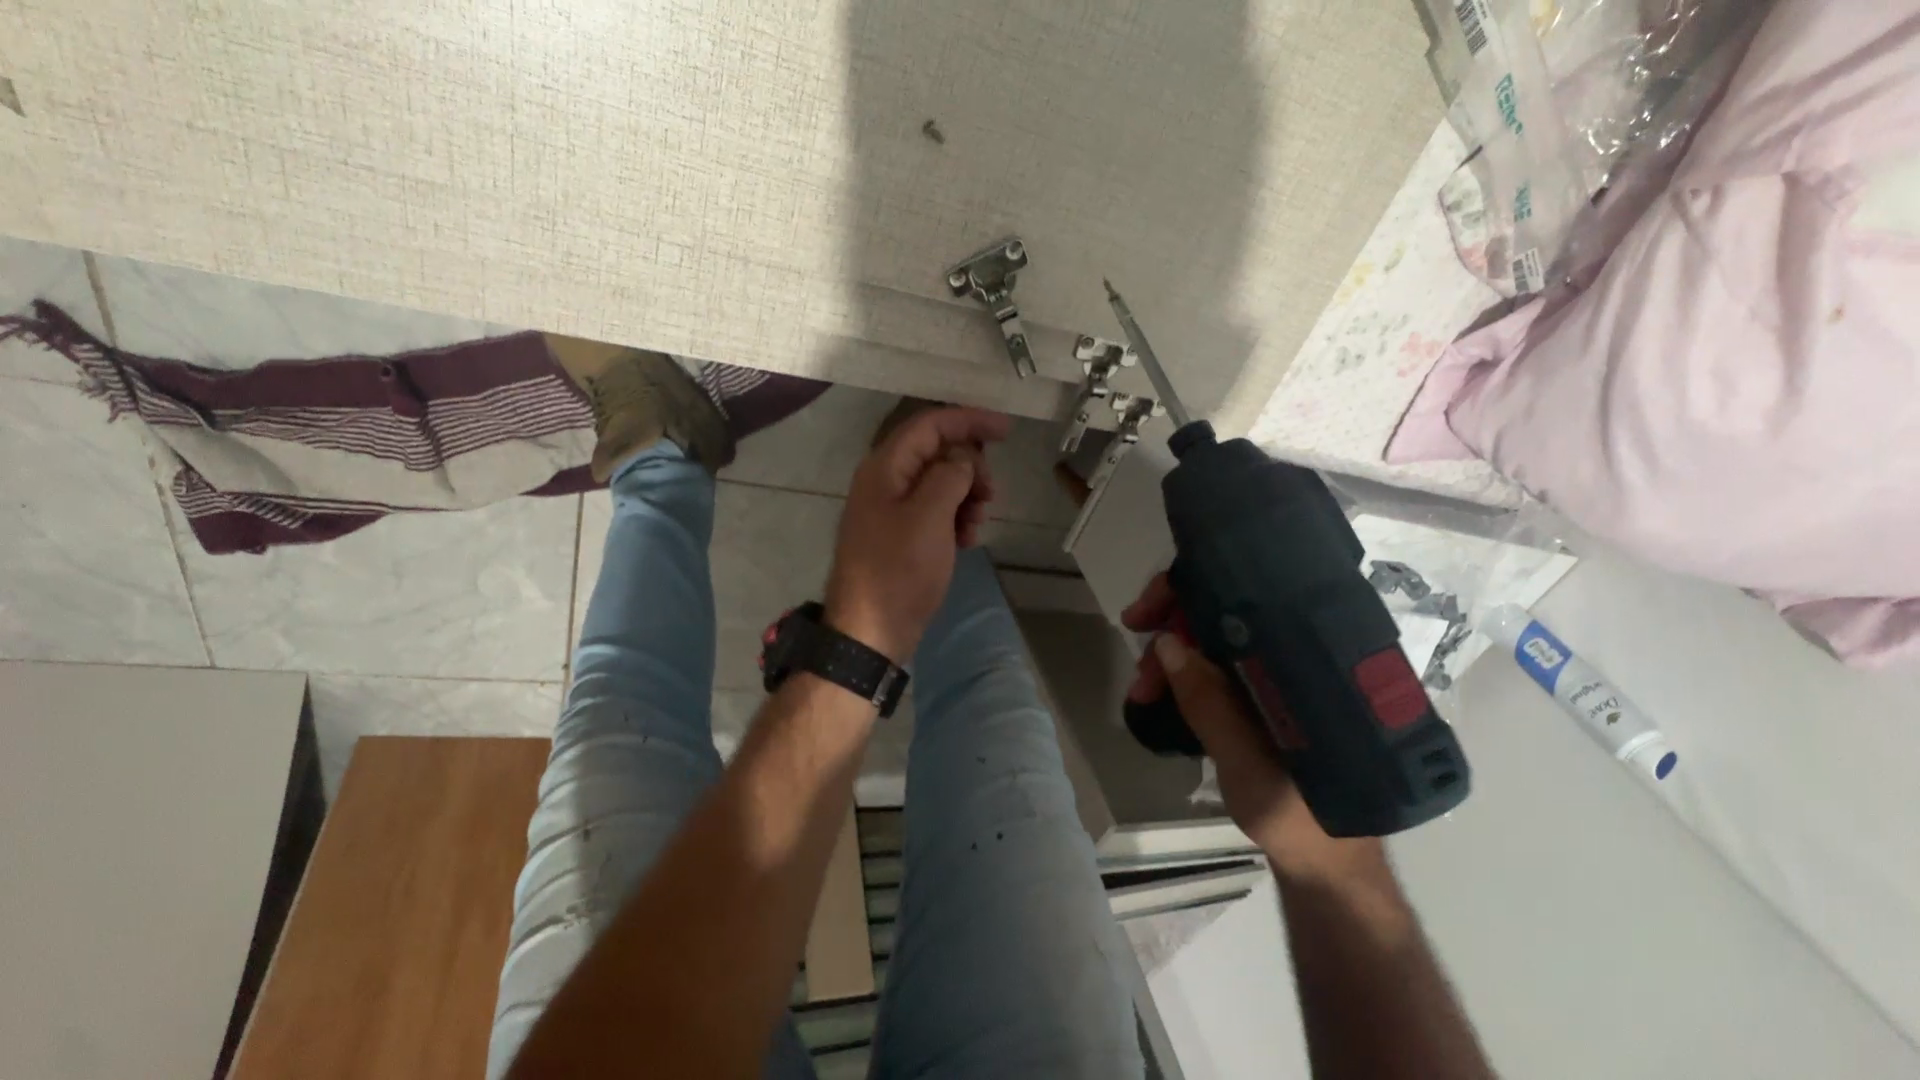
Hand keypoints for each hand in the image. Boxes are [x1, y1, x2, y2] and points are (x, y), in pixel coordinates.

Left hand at [823, 406, 1011, 664]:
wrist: (870, 632)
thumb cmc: (898, 570)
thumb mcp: (929, 517)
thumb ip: (949, 475)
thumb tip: (962, 459)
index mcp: (885, 468)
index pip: (929, 424)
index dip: (969, 420)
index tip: (1006, 430)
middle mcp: (885, 482)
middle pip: (936, 452)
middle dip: (971, 466)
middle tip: (991, 493)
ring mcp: (891, 511)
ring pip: (939, 484)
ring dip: (967, 496)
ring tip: (979, 522)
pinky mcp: (900, 537)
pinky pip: (934, 512)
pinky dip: (956, 518)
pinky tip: (968, 540)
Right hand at [1122, 574, 1384, 876]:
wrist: (1327, 863)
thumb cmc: (1299, 816)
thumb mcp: (1246, 763)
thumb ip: (1210, 704)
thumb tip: (1167, 643)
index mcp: (1304, 661)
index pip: (1244, 597)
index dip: (1187, 593)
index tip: (1142, 616)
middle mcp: (1295, 657)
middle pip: (1223, 614)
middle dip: (1169, 633)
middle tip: (1139, 675)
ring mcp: (1280, 677)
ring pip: (1215, 643)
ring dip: (1171, 660)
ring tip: (1143, 695)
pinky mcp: (1267, 698)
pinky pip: (1219, 669)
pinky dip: (1186, 677)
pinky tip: (1162, 696)